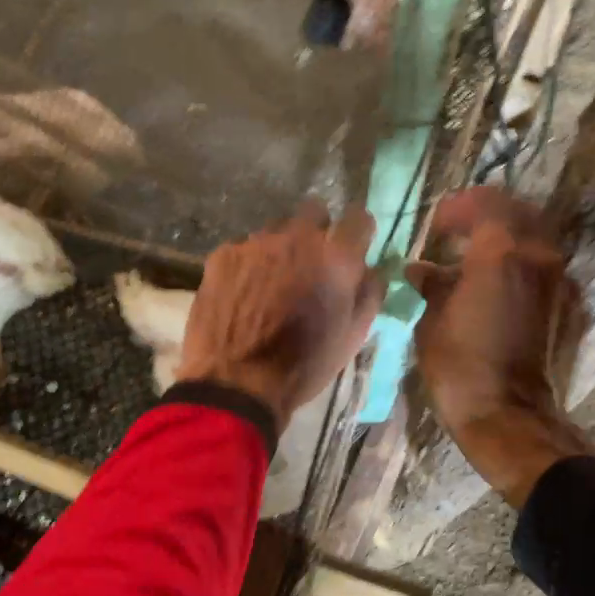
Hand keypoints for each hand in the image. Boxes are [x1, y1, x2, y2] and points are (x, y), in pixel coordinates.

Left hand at [177, 204, 386, 420]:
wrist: (235, 383)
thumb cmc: (303, 366)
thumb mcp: (352, 337)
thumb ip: (369, 293)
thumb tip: (371, 269)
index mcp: (335, 258)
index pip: (359, 217)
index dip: (358, 233)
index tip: (352, 247)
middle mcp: (297, 238)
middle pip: (313, 212)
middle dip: (317, 231)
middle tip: (310, 263)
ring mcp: (255, 243)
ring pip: (275, 231)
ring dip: (280, 249)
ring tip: (271, 283)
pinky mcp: (222, 255)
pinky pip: (243, 249)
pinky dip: (247, 265)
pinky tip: (241, 294)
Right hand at [406, 188, 594, 507]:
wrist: (511, 417)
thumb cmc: (459, 367)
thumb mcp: (431, 322)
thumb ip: (431, 286)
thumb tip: (422, 270)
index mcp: (500, 253)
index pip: (484, 204)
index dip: (457, 207)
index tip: (436, 223)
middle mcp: (539, 257)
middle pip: (519, 214)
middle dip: (488, 215)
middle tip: (459, 231)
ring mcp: (562, 283)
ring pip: (538, 242)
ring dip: (509, 242)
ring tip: (479, 262)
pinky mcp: (573, 309)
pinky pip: (548, 274)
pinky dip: (525, 271)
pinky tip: (502, 293)